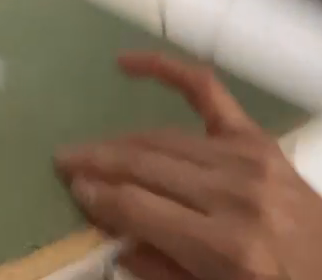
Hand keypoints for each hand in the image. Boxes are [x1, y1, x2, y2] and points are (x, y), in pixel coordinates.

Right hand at [55, 53, 321, 279]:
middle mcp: (233, 196)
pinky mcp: (258, 140)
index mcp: (227, 250)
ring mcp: (247, 160)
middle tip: (63, 162)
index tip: (73, 191)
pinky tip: (125, 62)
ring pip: (161, 138)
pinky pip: (204, 90)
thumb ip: (166, 275)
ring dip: (117, 141)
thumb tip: (112, 240)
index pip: (139, 207)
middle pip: (144, 166)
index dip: (99, 198)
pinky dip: (163, 69)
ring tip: (86, 147)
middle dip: (96, 163)